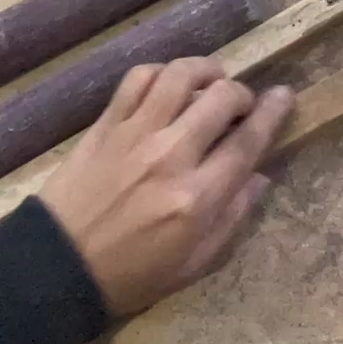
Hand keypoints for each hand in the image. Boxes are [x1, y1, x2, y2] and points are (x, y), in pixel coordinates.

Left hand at [37, 57, 292, 315]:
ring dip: (205, 70)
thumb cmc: (132, 273)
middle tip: (240, 103)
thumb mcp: (194, 264)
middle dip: (241, 93)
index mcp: (197, 199)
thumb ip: (233, 217)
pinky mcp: (107, 122)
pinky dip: (161, 72)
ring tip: (211, 80)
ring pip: (180, 75)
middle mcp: (171, 156)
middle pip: (221, 98)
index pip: (248, 142)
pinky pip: (139, 77)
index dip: (273, 113)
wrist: (58, 267)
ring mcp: (136, 133)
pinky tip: (168, 83)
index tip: (284, 95)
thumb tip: (260, 175)